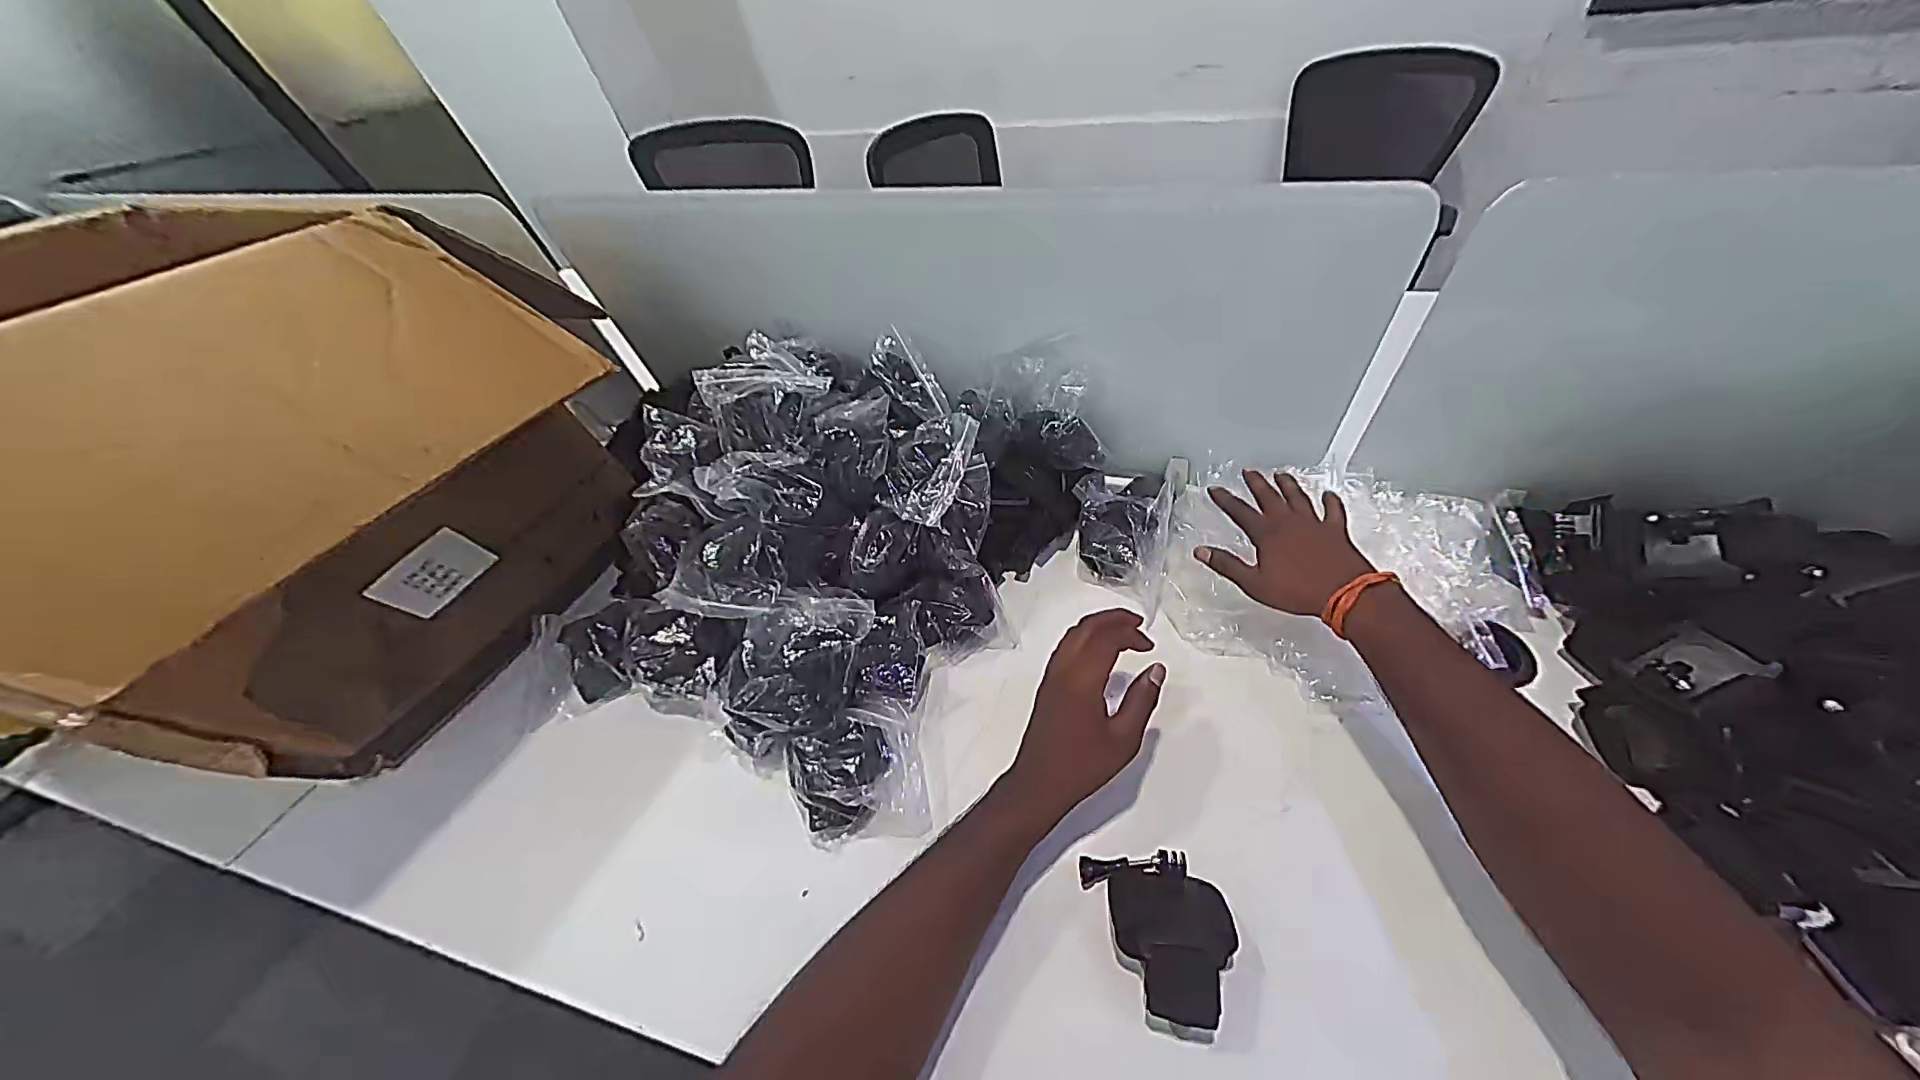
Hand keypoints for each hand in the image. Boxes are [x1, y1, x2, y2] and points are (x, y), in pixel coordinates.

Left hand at [1002, 609, 1164, 821]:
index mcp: (1082, 678)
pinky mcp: (1047, 686)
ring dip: (1097, 627)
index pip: (1106, 638)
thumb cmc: (1082, 765)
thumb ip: (1142, 699)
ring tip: (1122, 633)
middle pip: (1086, 628)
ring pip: (1073, 635)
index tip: (1148, 644)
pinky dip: (1085, 638)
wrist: (1039, 782)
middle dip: (1113, 619)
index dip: (1129, 633)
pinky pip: (1065, 647)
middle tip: (1137, 624)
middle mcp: (1063, 670)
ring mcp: (1051, 676)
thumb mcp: (1124, 738)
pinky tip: (1100, 652)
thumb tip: (1155, 671)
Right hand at [1197, 469, 1376, 615]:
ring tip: (1281, 475)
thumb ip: (1227, 565)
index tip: (1217, 490)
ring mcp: (1314, 524)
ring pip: (1297, 497)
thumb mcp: (1254, 583)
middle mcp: (1290, 523)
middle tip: (1249, 473)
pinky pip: (1332, 510)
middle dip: (1256, 483)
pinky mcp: (1335, 531)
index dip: (1225, 499)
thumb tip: (1203, 553)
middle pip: (1269, 496)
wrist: (1343, 594)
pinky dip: (1330, 500)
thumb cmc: (1300, 591)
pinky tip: (1328, 494)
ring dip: (1287, 485)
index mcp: (1268, 534)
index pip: (1240, 511)